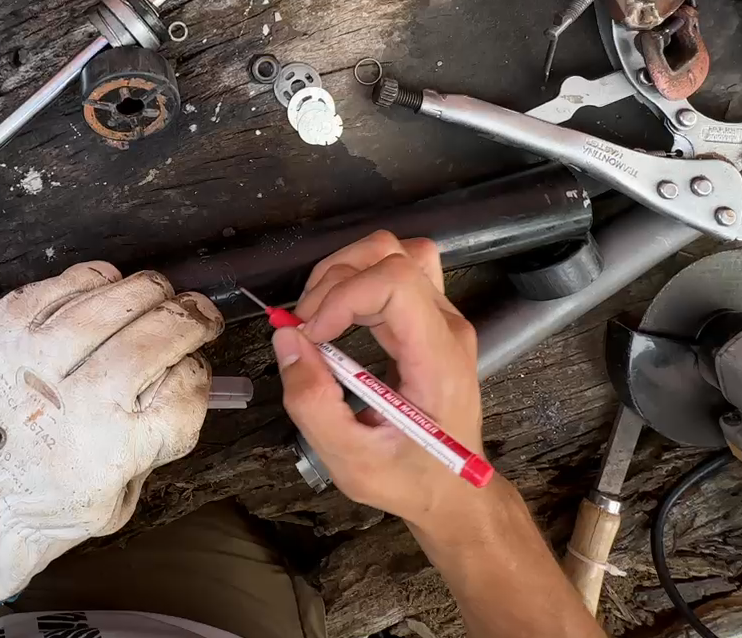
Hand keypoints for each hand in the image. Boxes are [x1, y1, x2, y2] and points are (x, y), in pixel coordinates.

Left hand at [0, 262, 222, 620]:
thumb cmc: (41, 498)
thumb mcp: (114, 502)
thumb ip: (154, 443)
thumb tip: (186, 376)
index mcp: (107, 450)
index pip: (182, 393)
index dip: (199, 374)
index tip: (196, 369)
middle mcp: (72, 397)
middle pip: (155, 336)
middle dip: (190, 318)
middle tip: (201, 315)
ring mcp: (35, 353)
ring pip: (114, 298)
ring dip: (150, 291)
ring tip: (160, 296)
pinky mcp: (7, 325)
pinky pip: (68, 282)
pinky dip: (99, 278)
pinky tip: (109, 289)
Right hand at [273, 232, 483, 527]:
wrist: (454, 492)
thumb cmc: (408, 479)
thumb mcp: (350, 462)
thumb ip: (313, 403)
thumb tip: (287, 338)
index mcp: (438, 359)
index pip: (395, 281)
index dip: (342, 296)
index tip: (311, 335)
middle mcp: (447, 324)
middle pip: (389, 254)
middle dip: (333, 281)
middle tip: (305, 328)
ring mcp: (442, 314)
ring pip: (390, 250)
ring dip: (342, 272)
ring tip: (318, 315)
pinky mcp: (427, 312)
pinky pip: (391, 268)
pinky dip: (354, 278)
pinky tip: (338, 314)